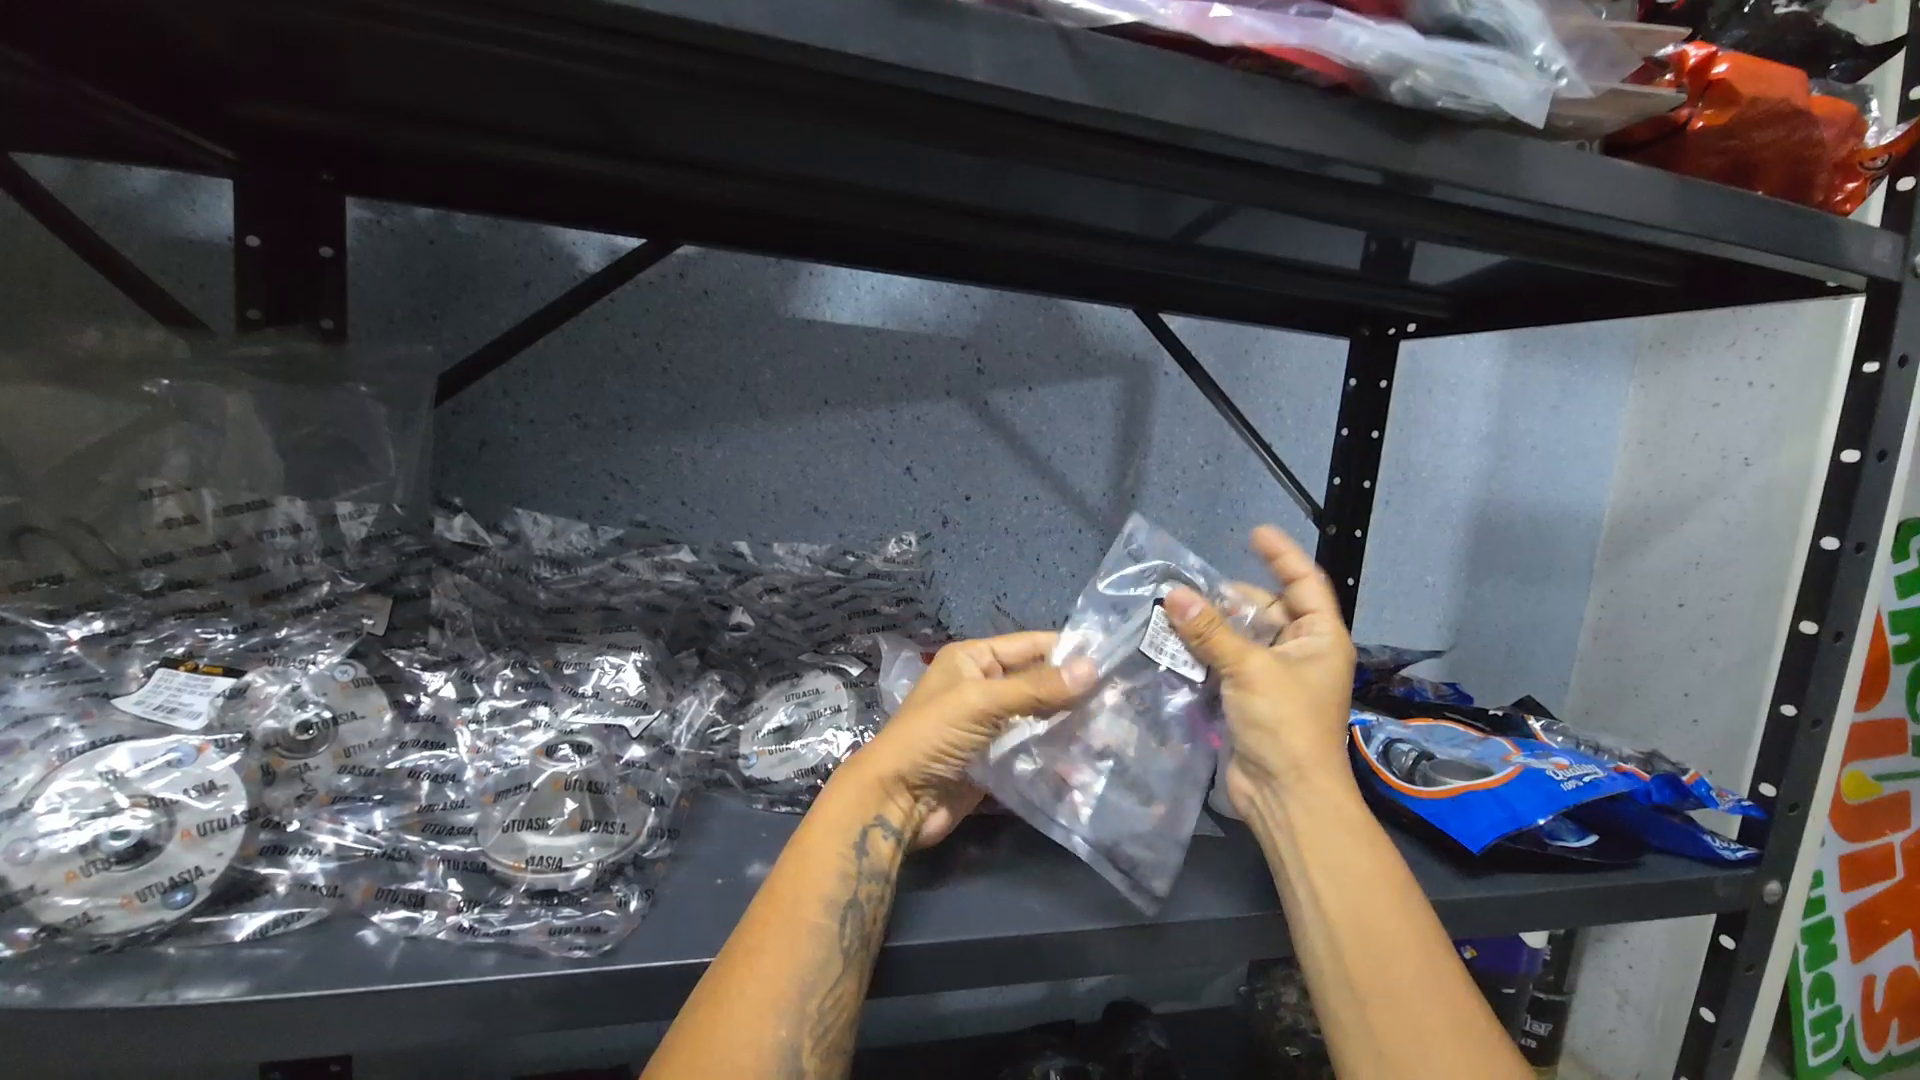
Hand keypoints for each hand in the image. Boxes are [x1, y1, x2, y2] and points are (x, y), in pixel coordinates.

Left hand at [844, 632, 1095, 847]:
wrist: (896, 801)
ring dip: (1071, 728)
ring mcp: (990, 727)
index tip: (1117, 663)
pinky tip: (1088, 765)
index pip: (1032, 646)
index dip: (1070, 653)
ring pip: (1041, 720)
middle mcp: (983, 687)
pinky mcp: (996, 762)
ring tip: (1115, 736)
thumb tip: (1092, 668)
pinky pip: (1033, 752)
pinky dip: (1057, 757)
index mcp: (973, 659)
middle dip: (1076, 695)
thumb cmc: (932, 737)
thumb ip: (1036, 687)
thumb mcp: (982, 702)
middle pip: (1040, 684)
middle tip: (1124, 705)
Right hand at [1162, 525, 1356, 814]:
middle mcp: (1299, 653)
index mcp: (1319, 638)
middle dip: (1227, 598)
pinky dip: (1200, 655)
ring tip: (1168, 609)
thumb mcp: (1250, 669)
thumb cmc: (1285, 725)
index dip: (1282, 556)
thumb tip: (1172, 593)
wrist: (1286, 796)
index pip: (1304, 584)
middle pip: (1263, 610)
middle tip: (1187, 585)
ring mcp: (1272, 678)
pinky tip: (1170, 645)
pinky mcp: (1247, 700)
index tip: (1254, 533)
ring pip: (1237, 639)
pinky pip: (1222, 665)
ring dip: (1207, 628)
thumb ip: (1209, 631)